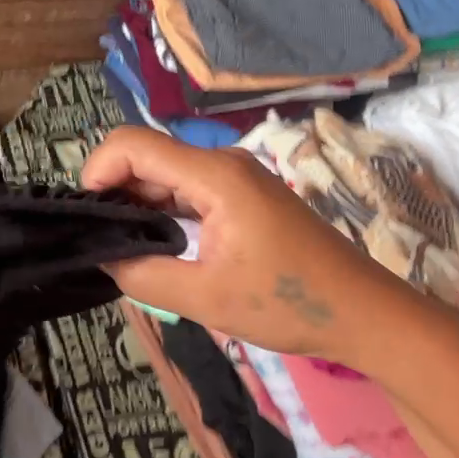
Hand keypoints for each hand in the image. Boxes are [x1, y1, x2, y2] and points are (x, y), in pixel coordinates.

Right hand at [81, 126, 412, 363]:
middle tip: (105, 240)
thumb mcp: (207, 299)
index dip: (98, 170)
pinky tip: (158, 241)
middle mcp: (221, 162)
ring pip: (163, 170)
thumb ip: (144, 275)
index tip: (90, 216)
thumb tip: (101, 258)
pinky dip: (162, 207)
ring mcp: (233, 174)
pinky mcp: (240, 191)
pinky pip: (185, 184)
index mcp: (214, 176)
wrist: (368, 314)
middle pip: (145, 154)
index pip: (132, 144)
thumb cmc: (291, 304)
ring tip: (128, 246)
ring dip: (137, 201)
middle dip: (114, 190)